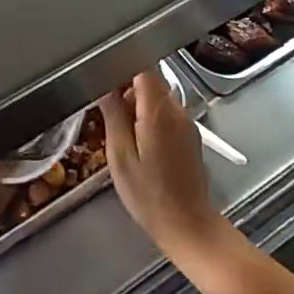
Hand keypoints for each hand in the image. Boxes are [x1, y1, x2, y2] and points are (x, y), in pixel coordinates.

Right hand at [99, 69, 226, 256]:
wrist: (188, 227)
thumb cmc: (148, 194)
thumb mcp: (120, 155)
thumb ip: (113, 114)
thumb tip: (104, 85)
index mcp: (158, 111)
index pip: (144, 67)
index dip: (123, 65)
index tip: (103, 76)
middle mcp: (177, 110)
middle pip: (150, 80)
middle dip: (126, 88)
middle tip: (105, 110)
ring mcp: (186, 124)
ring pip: (157, 97)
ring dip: (136, 104)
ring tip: (119, 130)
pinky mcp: (189, 137)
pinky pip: (165, 113)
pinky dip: (148, 117)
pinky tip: (137, 142)